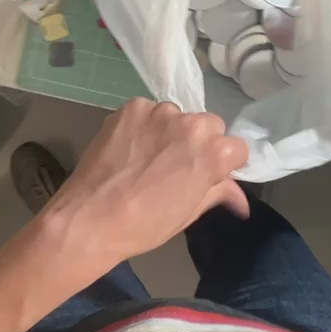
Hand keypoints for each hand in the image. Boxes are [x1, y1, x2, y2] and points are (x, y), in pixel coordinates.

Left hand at [37, 98, 249, 270]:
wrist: (90, 218)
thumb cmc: (145, 224)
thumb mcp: (188, 213)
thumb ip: (218, 193)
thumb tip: (240, 200)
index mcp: (213, 152)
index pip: (236, 148)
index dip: (225, 164)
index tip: (209, 176)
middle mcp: (191, 123)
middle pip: (209, 125)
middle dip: (199, 143)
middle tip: (177, 167)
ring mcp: (159, 112)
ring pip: (177, 116)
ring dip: (170, 132)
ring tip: (147, 158)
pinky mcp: (131, 107)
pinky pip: (147, 113)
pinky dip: (143, 127)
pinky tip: (129, 148)